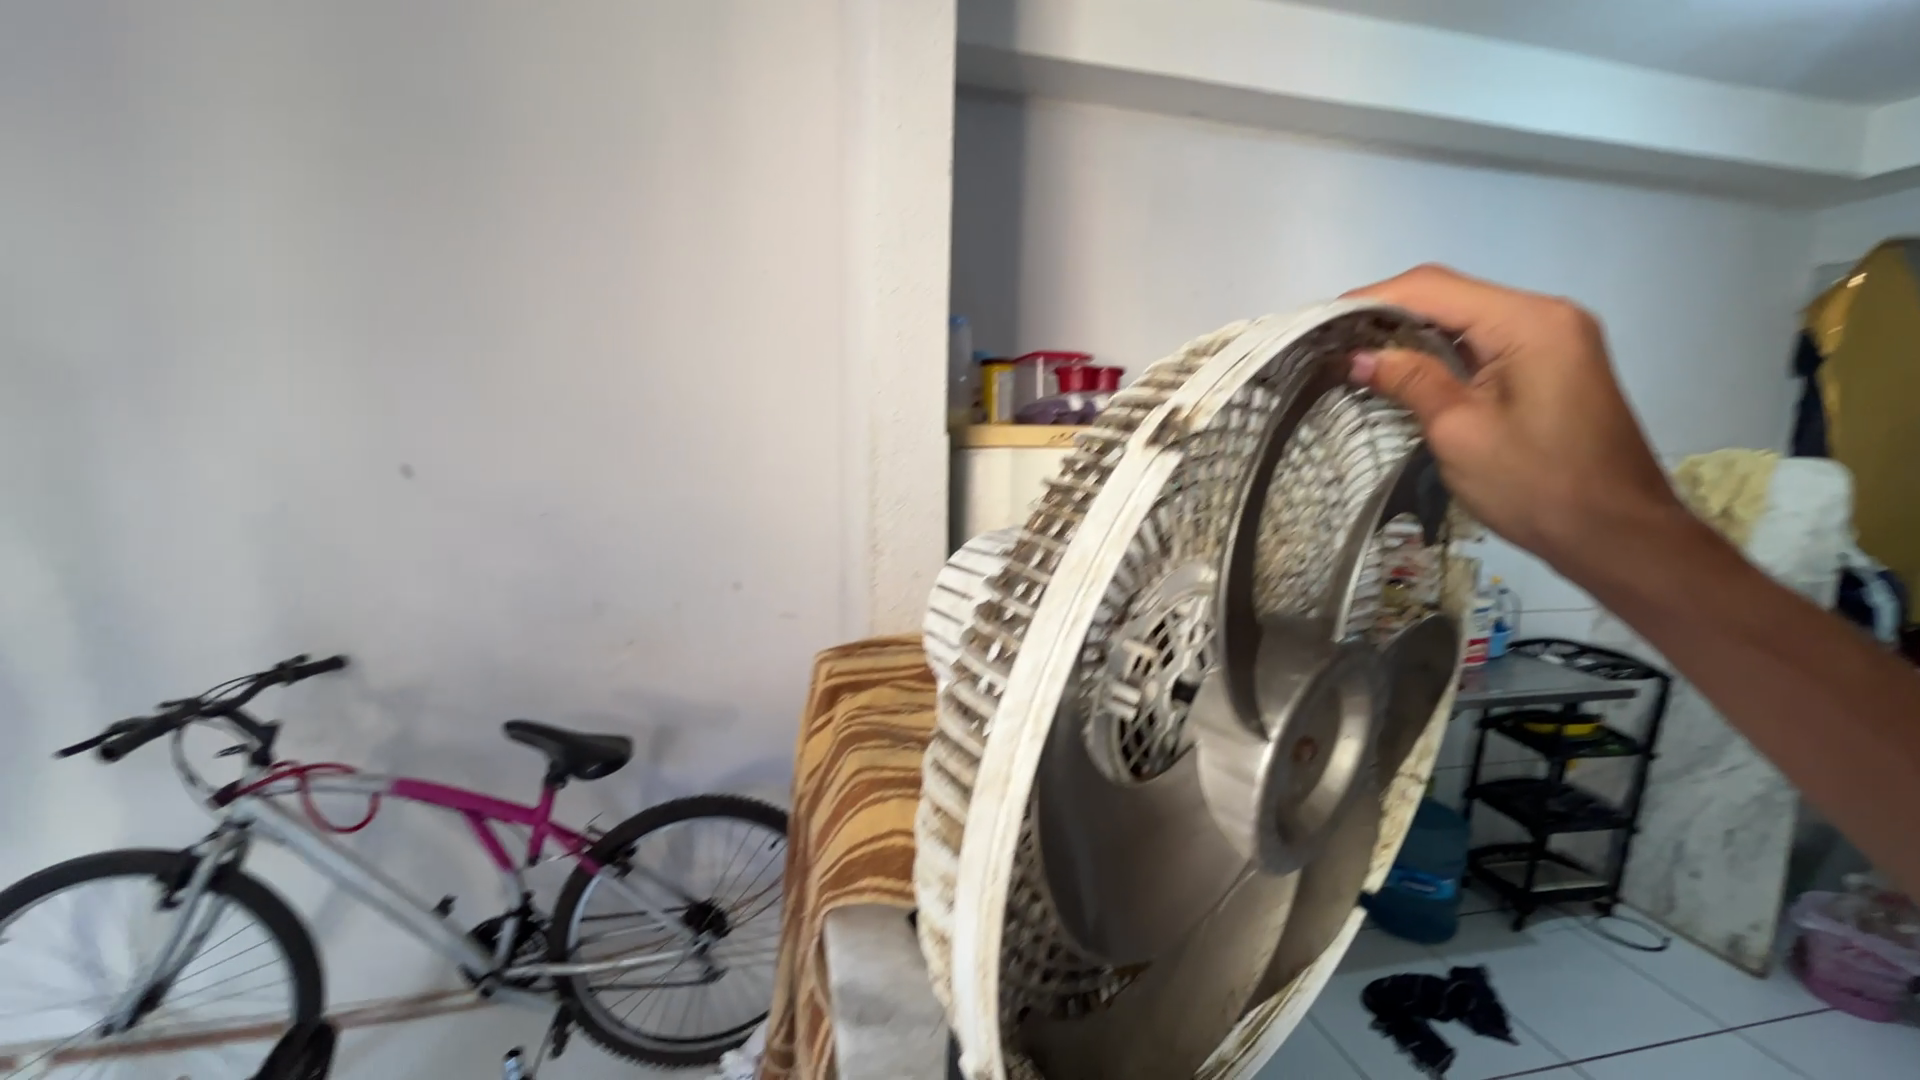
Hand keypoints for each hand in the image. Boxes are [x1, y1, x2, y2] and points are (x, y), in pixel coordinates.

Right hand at [1346, 265, 1689, 578]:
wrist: (1616, 533)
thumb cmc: (1536, 486)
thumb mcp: (1459, 432)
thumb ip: (1410, 382)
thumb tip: (1359, 356)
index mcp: (1528, 323)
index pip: (1435, 289)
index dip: (1373, 299)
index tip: (1322, 321)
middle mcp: (1545, 316)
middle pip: (1451, 295)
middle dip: (1387, 312)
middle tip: (1332, 340)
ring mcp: (1551, 339)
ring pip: (1464, 318)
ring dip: (1410, 331)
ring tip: (1356, 353)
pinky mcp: (1549, 364)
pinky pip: (1481, 342)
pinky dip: (1438, 350)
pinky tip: (1402, 367)